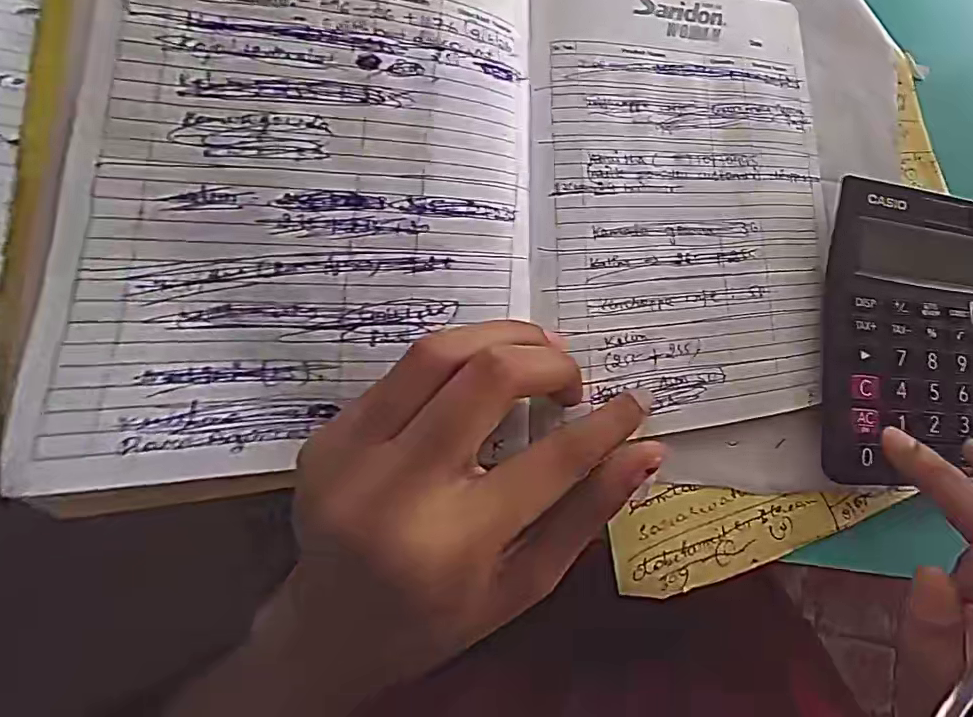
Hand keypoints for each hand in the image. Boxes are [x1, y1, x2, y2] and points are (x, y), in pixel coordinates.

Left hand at [168, 321, 663, 716]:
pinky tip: (487, 371)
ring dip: (507, 338)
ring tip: (541, 353)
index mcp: (453, 545)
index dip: (608, 422)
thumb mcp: (527, 580)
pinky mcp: (329, 435)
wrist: (324, 635)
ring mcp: (349, 458)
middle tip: (572, 382)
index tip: (637, 400)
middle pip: (488, 377)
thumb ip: (590, 510)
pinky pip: (410, 365)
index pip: (554, 460)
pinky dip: (465, 354)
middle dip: (549, 363)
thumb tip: (649, 450)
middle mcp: (394, 494)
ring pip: (442, 352)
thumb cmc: (441, 616)